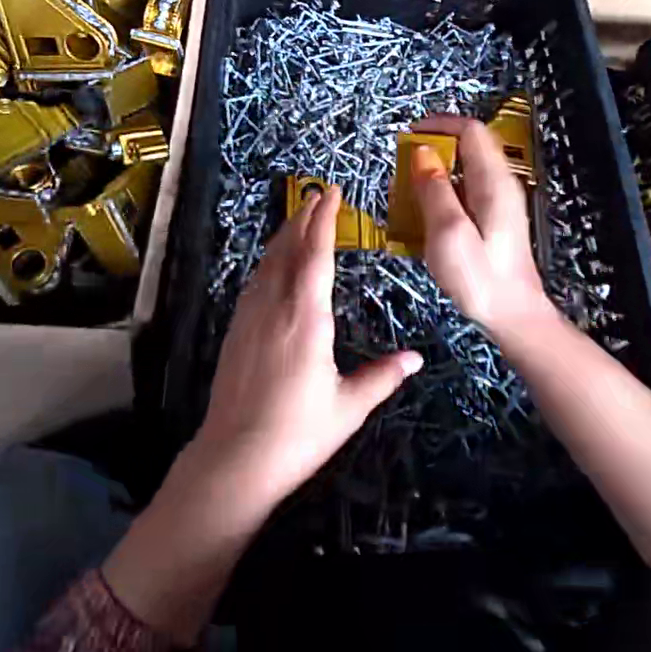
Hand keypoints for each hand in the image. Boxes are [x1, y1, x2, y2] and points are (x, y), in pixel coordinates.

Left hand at [194, 185, 423, 507]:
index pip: (316, 254)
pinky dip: (270, 259)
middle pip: (289, 247)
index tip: (332, 193)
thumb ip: (383, 377)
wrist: (234, 458)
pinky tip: (274, 263)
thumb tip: (416, 359)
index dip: (324, 219)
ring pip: (268, 260)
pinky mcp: (236, 328)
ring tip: (300, 218)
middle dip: (304, 217)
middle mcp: (275, 305)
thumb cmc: (297, 434)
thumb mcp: (348, 408)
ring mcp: (250, 315)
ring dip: (286, 234)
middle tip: (319, 194)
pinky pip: (256, 279)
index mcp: (306, 317)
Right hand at [410, 115, 559, 337]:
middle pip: (465, 148)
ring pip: (462, 171)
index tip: (408, 134)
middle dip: (431, 151)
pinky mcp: (492, 220)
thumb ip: (434, 189)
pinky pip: (463, 192)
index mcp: (493, 181)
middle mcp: (499, 185)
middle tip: (402, 170)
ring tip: (406, 195)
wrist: (512, 316)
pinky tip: (422, 217)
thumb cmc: (480, 278)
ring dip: (432, 175)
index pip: (470, 130)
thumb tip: (421, 153)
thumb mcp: (449, 232)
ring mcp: (497, 202)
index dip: (439, 125)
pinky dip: (440, 194)